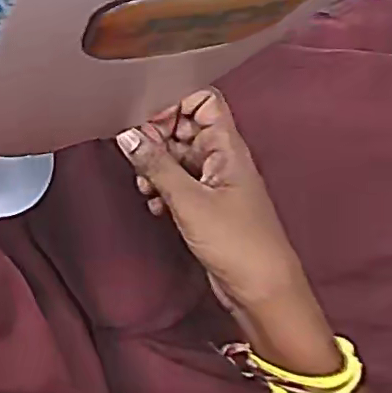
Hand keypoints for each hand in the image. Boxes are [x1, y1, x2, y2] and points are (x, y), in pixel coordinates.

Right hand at [116, 88, 306, 310]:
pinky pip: (177, 179)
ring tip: (146, 184)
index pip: (202, 100)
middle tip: (139, 157)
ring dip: (155, 165)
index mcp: (227, 147)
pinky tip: (155, 202)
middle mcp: (221, 158)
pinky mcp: (206, 202)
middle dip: (156, 137)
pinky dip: (161, 185)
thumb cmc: (240, 245)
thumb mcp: (190, 201)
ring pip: (176, 154)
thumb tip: (128, 136)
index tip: (146, 123)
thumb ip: (156, 165)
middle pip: (184, 126)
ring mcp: (213, 180)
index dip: (173, 104)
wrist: (263, 292)